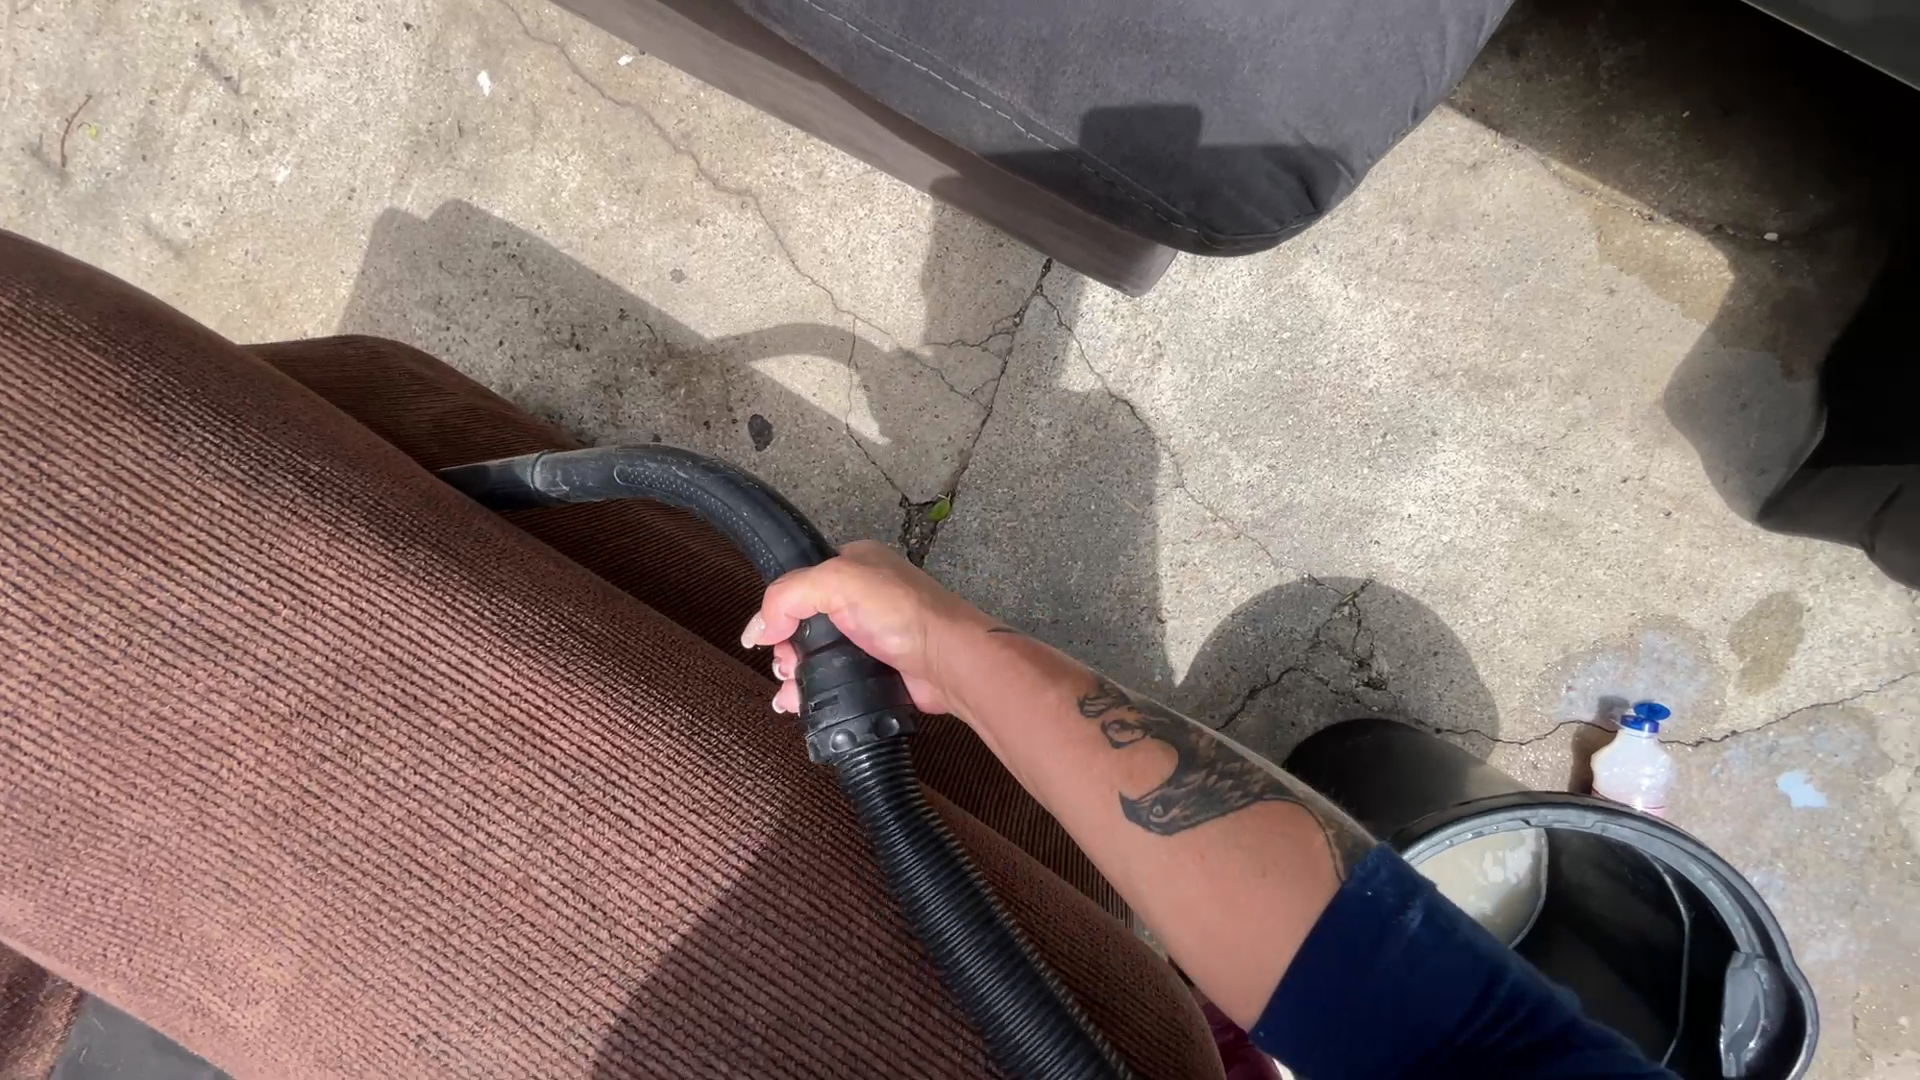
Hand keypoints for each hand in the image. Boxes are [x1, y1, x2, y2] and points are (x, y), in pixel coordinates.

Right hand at [740, 540, 993, 715]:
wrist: (946, 662)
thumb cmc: (905, 614)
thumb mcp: (838, 583)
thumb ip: (789, 595)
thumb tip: (759, 628)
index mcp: (855, 563)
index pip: (801, 582)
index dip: (781, 609)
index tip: (771, 635)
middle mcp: (862, 596)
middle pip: (803, 623)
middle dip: (786, 649)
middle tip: (786, 666)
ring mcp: (870, 634)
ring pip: (816, 655)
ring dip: (796, 675)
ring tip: (791, 693)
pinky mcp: (875, 667)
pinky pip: (834, 679)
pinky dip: (815, 692)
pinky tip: (800, 704)